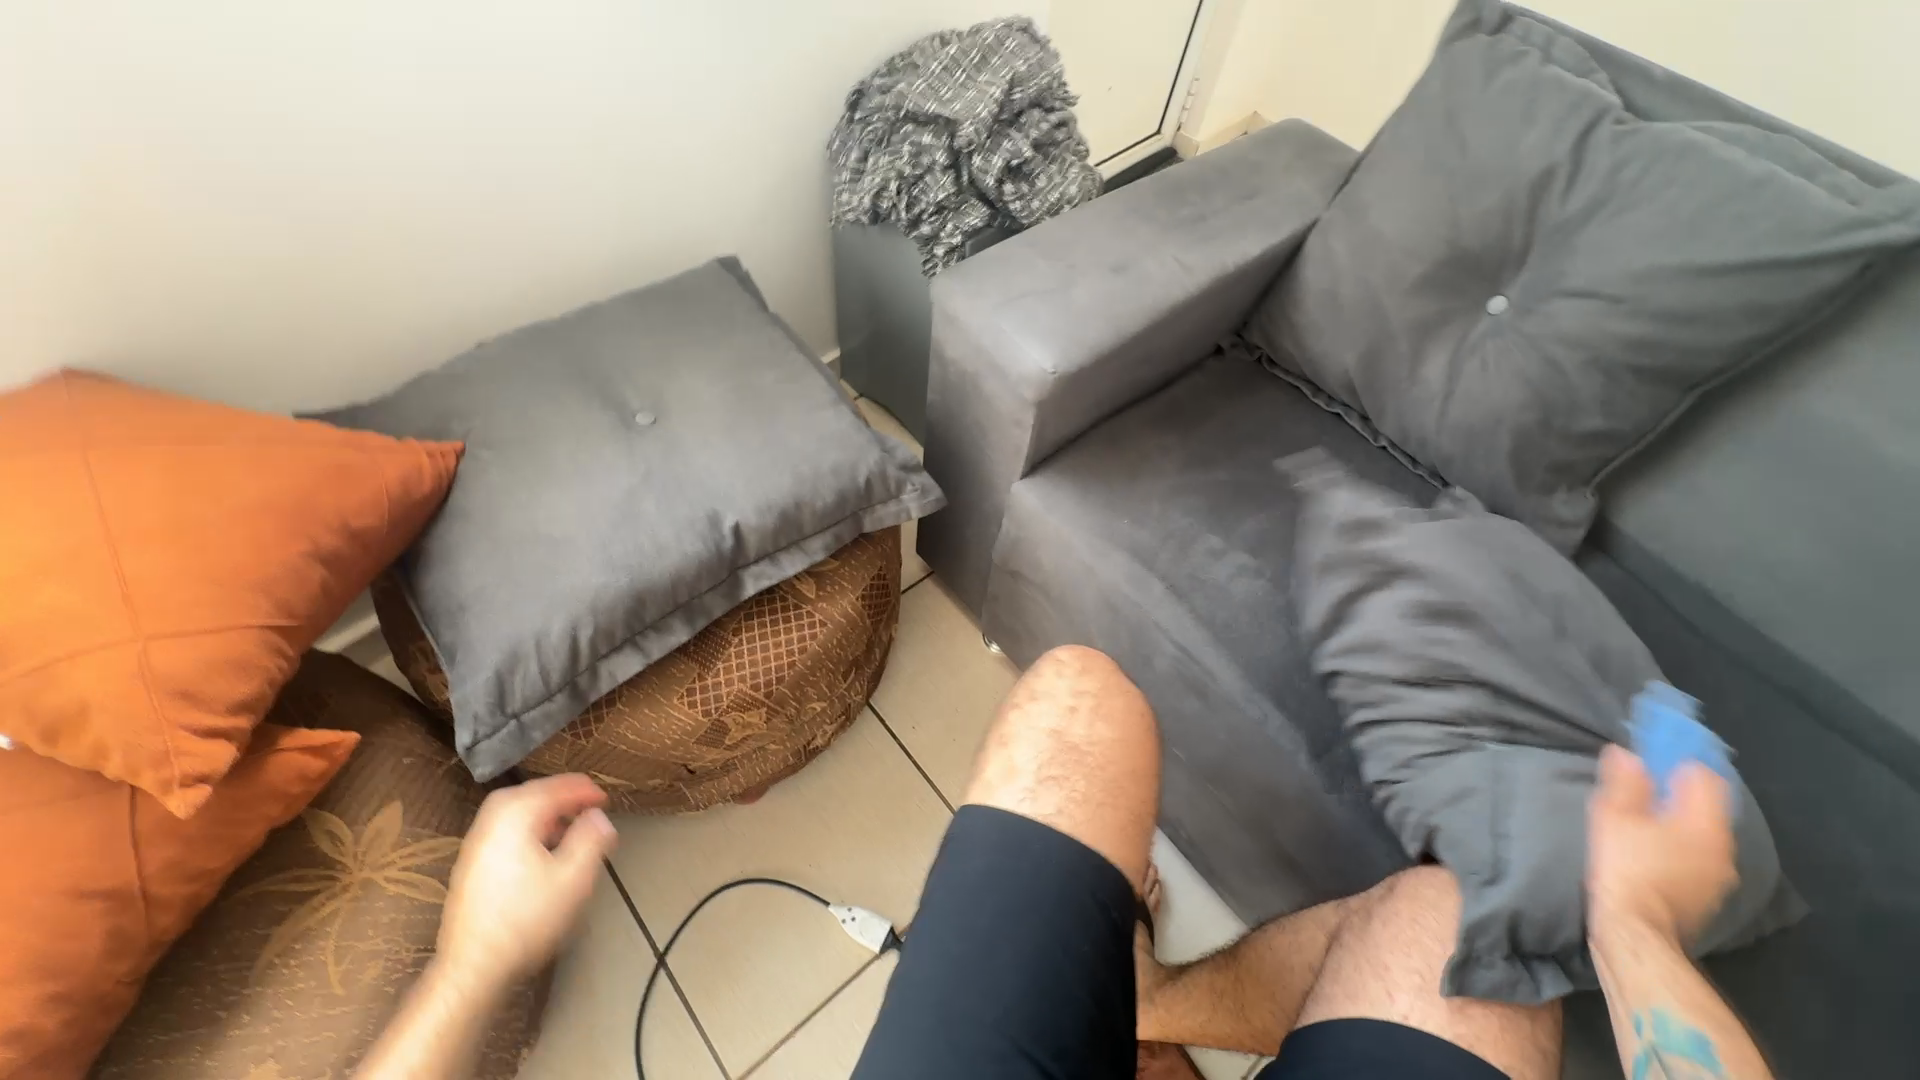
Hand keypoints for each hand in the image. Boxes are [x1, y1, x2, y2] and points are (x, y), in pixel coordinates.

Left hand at [434, 774, 618, 992]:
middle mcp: (489, 827)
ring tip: (565, 825)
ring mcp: (475, 849)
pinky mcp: (469, 870)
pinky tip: (539, 851)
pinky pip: (500, 832)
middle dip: (556, 793)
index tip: (604, 799)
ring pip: (509, 813)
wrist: (473, 968)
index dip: (582, 790)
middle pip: (524, 794)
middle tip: (582, 803)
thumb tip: (599, 817)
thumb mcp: (574, 878)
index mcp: (515, 821)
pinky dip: (524, 827)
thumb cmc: (527, 920)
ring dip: (540, 810)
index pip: (552, 789)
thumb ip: (591, 840)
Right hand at [1587, 745, 1737, 947]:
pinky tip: (1651, 850)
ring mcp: (1719, 875)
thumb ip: (1624, 782)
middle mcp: (1722, 846)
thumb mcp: (1614, 817)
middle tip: (1641, 783)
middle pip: (1705, 805)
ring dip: (1677, 819)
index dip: (1679, 759)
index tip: (1652, 751)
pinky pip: (1696, 856)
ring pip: (1701, 833)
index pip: (1705, 776)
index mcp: (1705, 823)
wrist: (1636, 930)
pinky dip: (1678, 844)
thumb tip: (1627, 753)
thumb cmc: (1626, 867)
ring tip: (1643, 817)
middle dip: (1676, 790)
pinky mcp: (1706, 895)